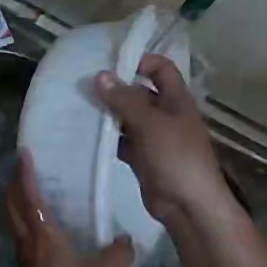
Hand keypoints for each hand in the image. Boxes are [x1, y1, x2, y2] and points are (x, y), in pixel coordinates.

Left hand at [7, 151, 134, 266]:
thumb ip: (119, 254)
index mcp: (43, 233)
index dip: (25, 172)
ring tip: (29, 189)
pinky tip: (40, 224)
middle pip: (12, 202)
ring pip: (14, 218)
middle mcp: (27, 238)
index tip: (24, 153)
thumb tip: (127, 239)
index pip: (29, 194)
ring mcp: (23, 254)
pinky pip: (21, 232)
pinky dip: (24, 218)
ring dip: (16, 200)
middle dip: (14, 181)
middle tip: (22, 166)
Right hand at [94, 54, 230, 224]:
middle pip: (139, 93)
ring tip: (78, 107)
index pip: (161, 69)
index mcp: (176, 100)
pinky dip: (107, 137)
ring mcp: (153, 137)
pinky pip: (121, 140)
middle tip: (84, 86)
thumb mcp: (149, 124)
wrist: (188, 205)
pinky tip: (86, 135)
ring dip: (108, 113)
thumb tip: (100, 75)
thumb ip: (124, 100)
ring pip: (127, 117)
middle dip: (115, 89)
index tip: (112, 63)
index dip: (141, 61)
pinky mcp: (142, 157)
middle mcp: (165, 114)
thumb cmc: (175, 157)